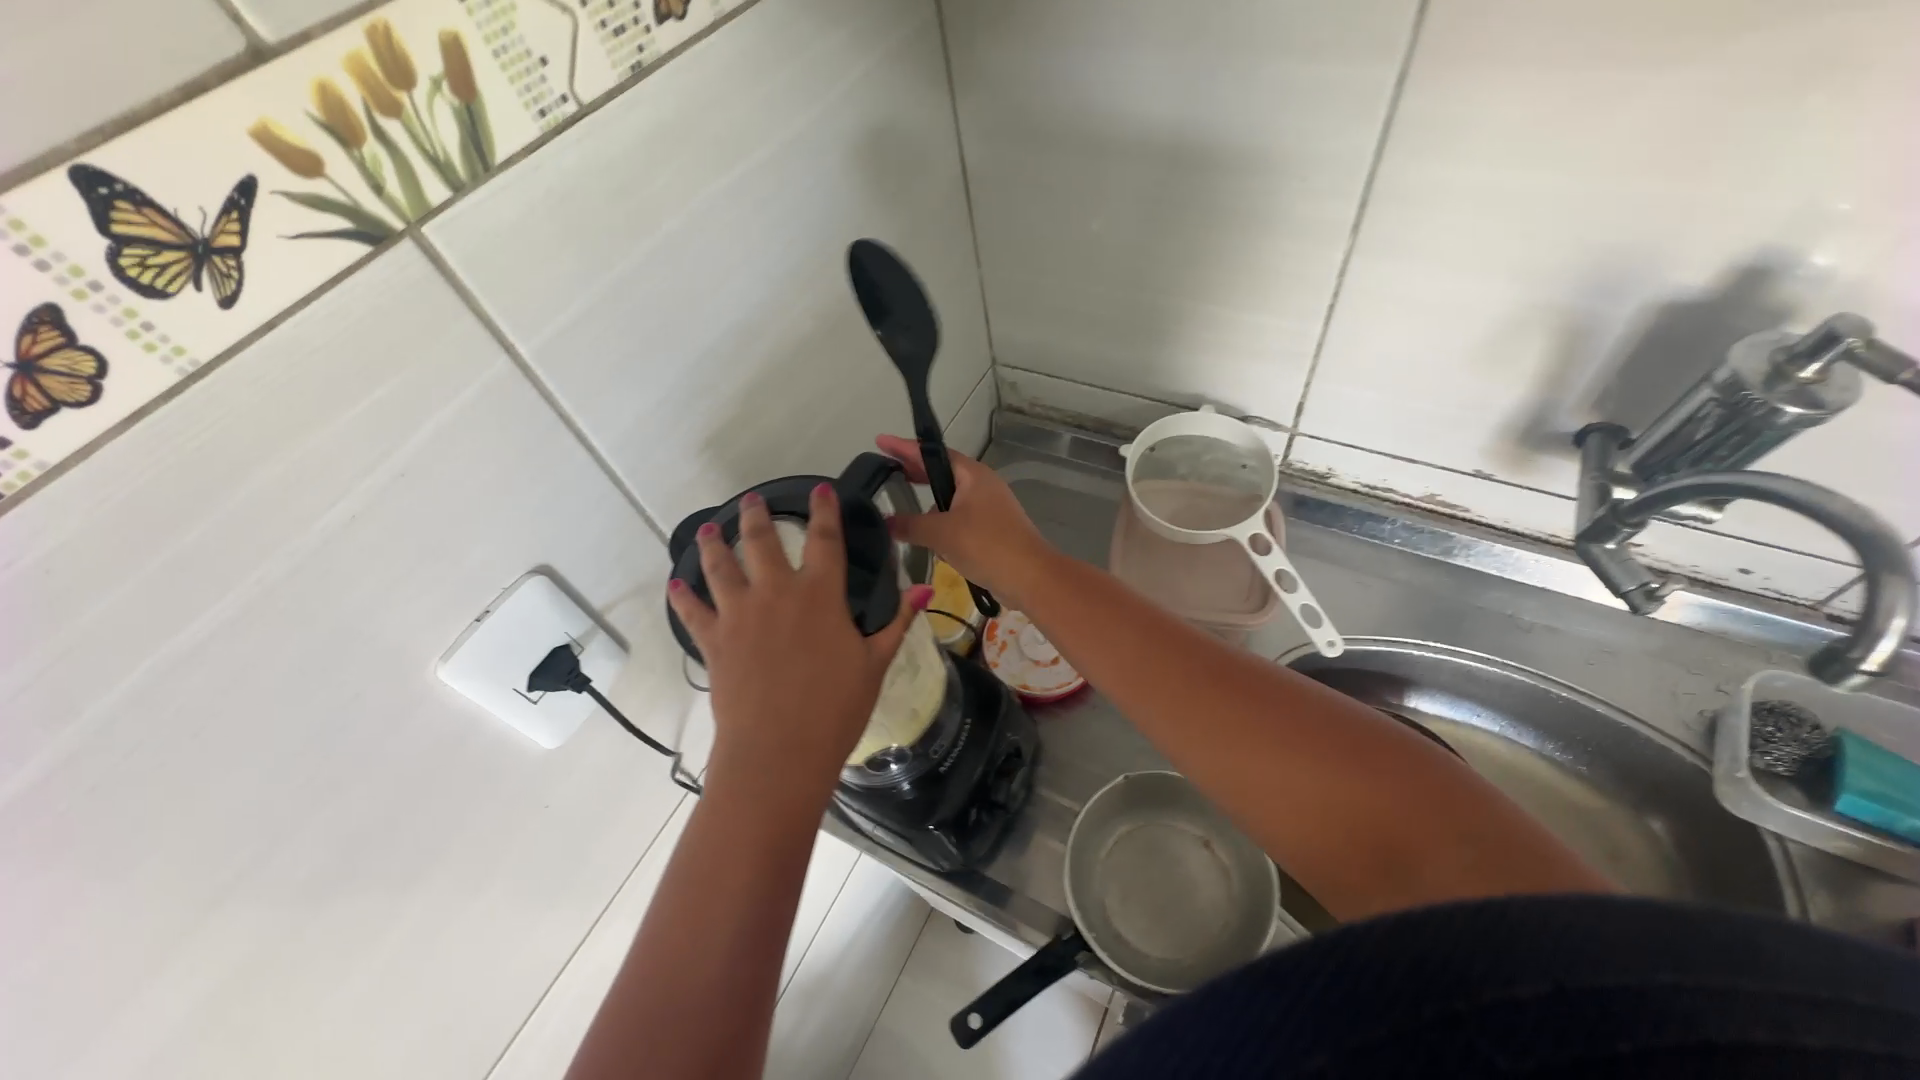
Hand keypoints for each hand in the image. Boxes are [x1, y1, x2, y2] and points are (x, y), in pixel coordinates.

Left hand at [667, 485, 932, 801]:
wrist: (780, 750)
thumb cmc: (836, 709)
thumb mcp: (875, 664)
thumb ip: (897, 622)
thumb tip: (925, 588)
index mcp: (820, 594)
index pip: (824, 539)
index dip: (824, 510)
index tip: (820, 488)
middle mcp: (776, 592)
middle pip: (762, 541)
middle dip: (757, 515)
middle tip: (751, 499)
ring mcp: (739, 615)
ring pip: (720, 566)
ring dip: (714, 544)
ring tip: (709, 528)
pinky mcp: (713, 642)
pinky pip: (693, 611)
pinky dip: (684, 596)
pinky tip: (676, 583)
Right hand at [874, 435, 1056, 609]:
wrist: (1031, 578)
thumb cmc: (987, 546)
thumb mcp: (941, 534)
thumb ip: (910, 525)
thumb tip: (885, 522)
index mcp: (972, 475)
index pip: (933, 454)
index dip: (905, 447)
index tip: (881, 441)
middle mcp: (982, 485)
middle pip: (942, 473)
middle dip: (915, 473)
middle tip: (886, 473)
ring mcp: (989, 508)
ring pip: (950, 498)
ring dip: (928, 502)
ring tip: (901, 507)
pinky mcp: (992, 530)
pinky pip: (959, 519)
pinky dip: (941, 522)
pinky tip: (926, 536)